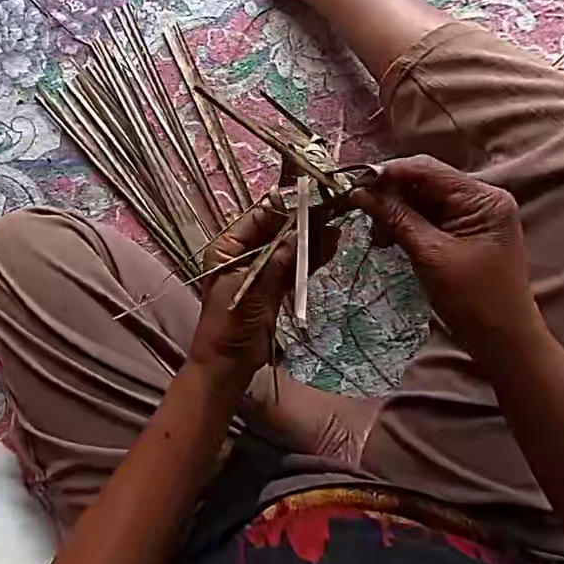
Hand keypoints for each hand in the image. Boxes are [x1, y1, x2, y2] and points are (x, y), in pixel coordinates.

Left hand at [189, 197, 338, 385]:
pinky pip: (294, 266)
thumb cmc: (229, 325)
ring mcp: (260, 270)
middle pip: (276, 231)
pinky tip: (330, 248)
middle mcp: (242, 254)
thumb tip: (301, 232)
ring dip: (310, 240)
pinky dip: (310, 259)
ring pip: (288, 248)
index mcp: (227, 248)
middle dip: (302, 223)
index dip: (283, 208)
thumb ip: (277, 261)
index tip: (310, 199)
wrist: (228, 364)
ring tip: (336, 229)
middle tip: (331, 212)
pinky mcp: (274, 286)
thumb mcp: (254, 289)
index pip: (257, 219)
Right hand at [349, 155, 541, 354]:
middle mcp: (479, 198)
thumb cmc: (473, 299)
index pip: (427, 169)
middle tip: (361, 214)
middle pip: (422, 182)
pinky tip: (388, 240)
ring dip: (393, 212)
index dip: (388, 173)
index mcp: (482, 198)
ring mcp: (471, 214)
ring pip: (419, 199)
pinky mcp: (461, 231)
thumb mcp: (430, 255)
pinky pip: (425, 216)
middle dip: (389, 196)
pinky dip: (403, 225)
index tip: (353, 184)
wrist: (504, 342)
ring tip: (377, 237)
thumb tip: (360, 192)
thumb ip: (396, 218)